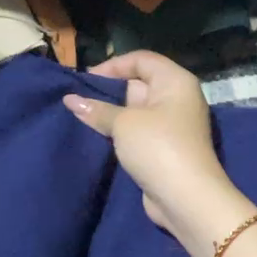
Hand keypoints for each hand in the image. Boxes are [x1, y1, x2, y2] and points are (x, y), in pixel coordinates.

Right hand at [63, 51, 256, 256]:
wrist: (185, 197)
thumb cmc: (157, 147)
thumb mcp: (124, 123)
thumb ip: (97, 109)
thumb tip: (70, 99)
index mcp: (176, 81)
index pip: (142, 59)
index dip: (113, 66)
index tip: (85, 80)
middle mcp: (178, 97)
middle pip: (139, 83)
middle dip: (109, 90)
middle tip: (78, 99)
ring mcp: (173, 124)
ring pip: (137, 109)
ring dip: (112, 114)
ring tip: (81, 116)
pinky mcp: (165, 146)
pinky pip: (139, 130)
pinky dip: (120, 131)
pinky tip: (96, 135)